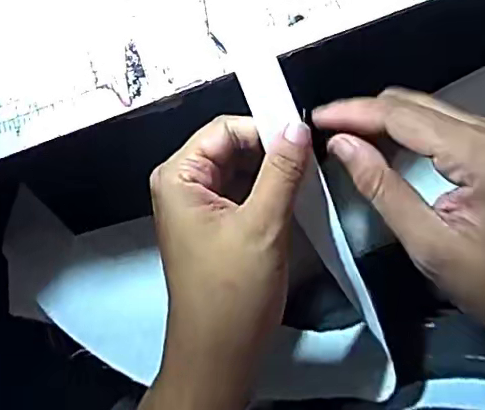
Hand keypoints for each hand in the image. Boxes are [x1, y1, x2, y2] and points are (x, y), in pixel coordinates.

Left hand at [143, 115, 311, 409]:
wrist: (219, 356)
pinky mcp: (211, 221)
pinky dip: (264, 191)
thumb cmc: (229, 298)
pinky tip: (290, 196)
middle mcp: (180, 182)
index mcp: (178, 175)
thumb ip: (281, 173)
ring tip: (303, 177)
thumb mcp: (262, 227)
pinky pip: (239, 190)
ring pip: (237, 168)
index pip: (222, 129)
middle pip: (229, 146)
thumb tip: (295, 129)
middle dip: (268, 150)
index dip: (261, 128)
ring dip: (269, 172)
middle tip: (306, 155)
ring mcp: (195, 202)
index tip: (297, 134)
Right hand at [313, 89, 484, 381]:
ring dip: (383, 120)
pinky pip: (442, 124)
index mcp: (481, 153)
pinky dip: (407, 130)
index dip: (349, 112)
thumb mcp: (436, 250)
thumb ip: (382, 188)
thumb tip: (340, 143)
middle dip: (362, 113)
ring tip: (346, 138)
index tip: (312, 119)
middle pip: (410, 102)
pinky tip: (385, 147)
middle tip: (324, 131)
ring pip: (424, 108)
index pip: (398, 114)